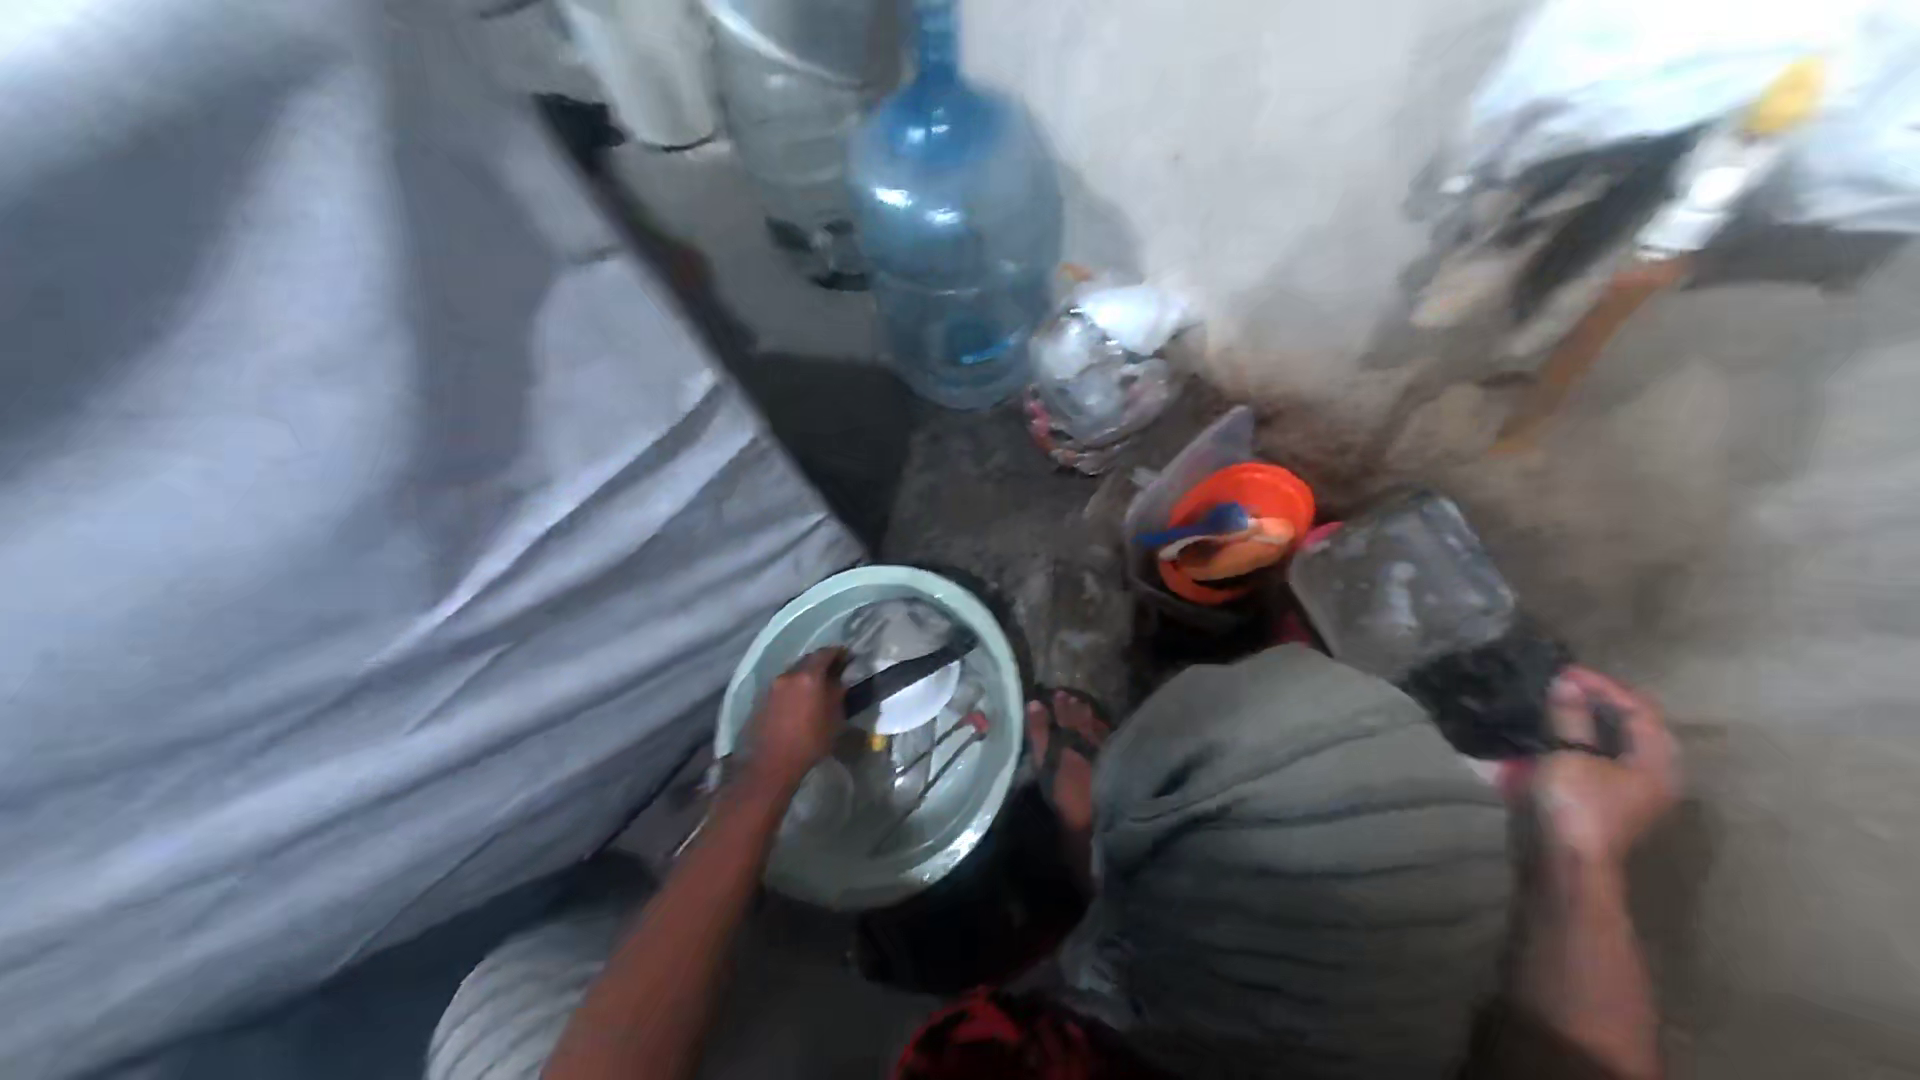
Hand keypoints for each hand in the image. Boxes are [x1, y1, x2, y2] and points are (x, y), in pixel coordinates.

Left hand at [746, 649, 847, 792]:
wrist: (772, 764)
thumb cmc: (810, 741)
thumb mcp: (834, 718)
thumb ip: (837, 693)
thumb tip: (839, 680)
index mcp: (808, 676)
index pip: (825, 653)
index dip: (838, 653)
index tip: (847, 657)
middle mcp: (789, 674)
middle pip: (807, 660)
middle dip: (821, 662)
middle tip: (833, 670)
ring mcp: (773, 685)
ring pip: (794, 672)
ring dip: (806, 674)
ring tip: (816, 686)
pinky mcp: (762, 698)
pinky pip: (783, 684)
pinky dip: (794, 686)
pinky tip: (799, 699)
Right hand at [1532, 667, 1679, 874]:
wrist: (1569, 861)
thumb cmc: (1578, 805)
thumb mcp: (1570, 755)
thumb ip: (1571, 718)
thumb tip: (1567, 682)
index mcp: (1658, 763)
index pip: (1639, 711)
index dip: (1604, 686)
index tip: (1565, 671)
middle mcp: (1652, 775)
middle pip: (1632, 726)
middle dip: (1597, 701)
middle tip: (1562, 684)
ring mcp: (1629, 790)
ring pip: (1613, 742)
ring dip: (1585, 720)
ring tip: (1553, 702)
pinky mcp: (1604, 799)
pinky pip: (1594, 757)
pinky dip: (1575, 739)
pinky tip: (1551, 733)